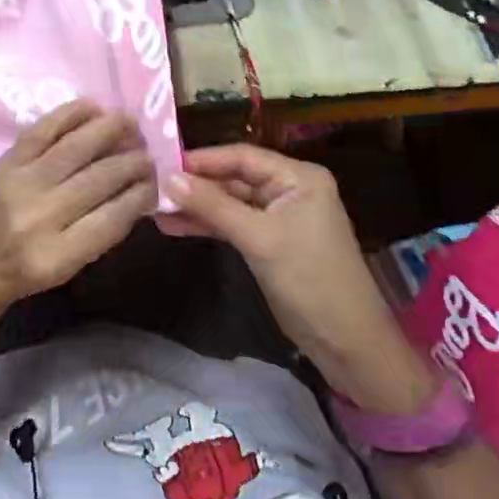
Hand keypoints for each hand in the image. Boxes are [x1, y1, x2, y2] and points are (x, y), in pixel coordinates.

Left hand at [0, 100, 156, 313]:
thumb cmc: (30, 268)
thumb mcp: (71, 265)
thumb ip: (104, 230)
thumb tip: (141, 188)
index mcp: (57, 256)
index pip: (112, 218)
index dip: (141, 194)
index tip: (157, 181)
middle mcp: (37, 218)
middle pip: (98, 180)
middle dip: (132, 162)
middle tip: (149, 152)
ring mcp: (19, 185)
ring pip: (74, 149)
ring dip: (109, 131)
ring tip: (130, 123)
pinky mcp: (6, 162)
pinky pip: (42, 130)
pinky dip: (70, 115)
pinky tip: (94, 108)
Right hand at [164, 145, 434, 413]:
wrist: (346, 342)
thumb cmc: (309, 279)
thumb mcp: (259, 238)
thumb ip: (213, 206)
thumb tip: (168, 179)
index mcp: (298, 177)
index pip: (242, 156)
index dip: (202, 159)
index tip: (162, 162)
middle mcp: (288, 189)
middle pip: (233, 178)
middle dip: (195, 185)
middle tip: (152, 186)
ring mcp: (278, 217)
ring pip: (229, 203)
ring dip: (196, 207)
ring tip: (155, 209)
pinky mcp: (269, 242)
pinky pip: (232, 224)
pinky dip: (207, 225)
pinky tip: (174, 227)